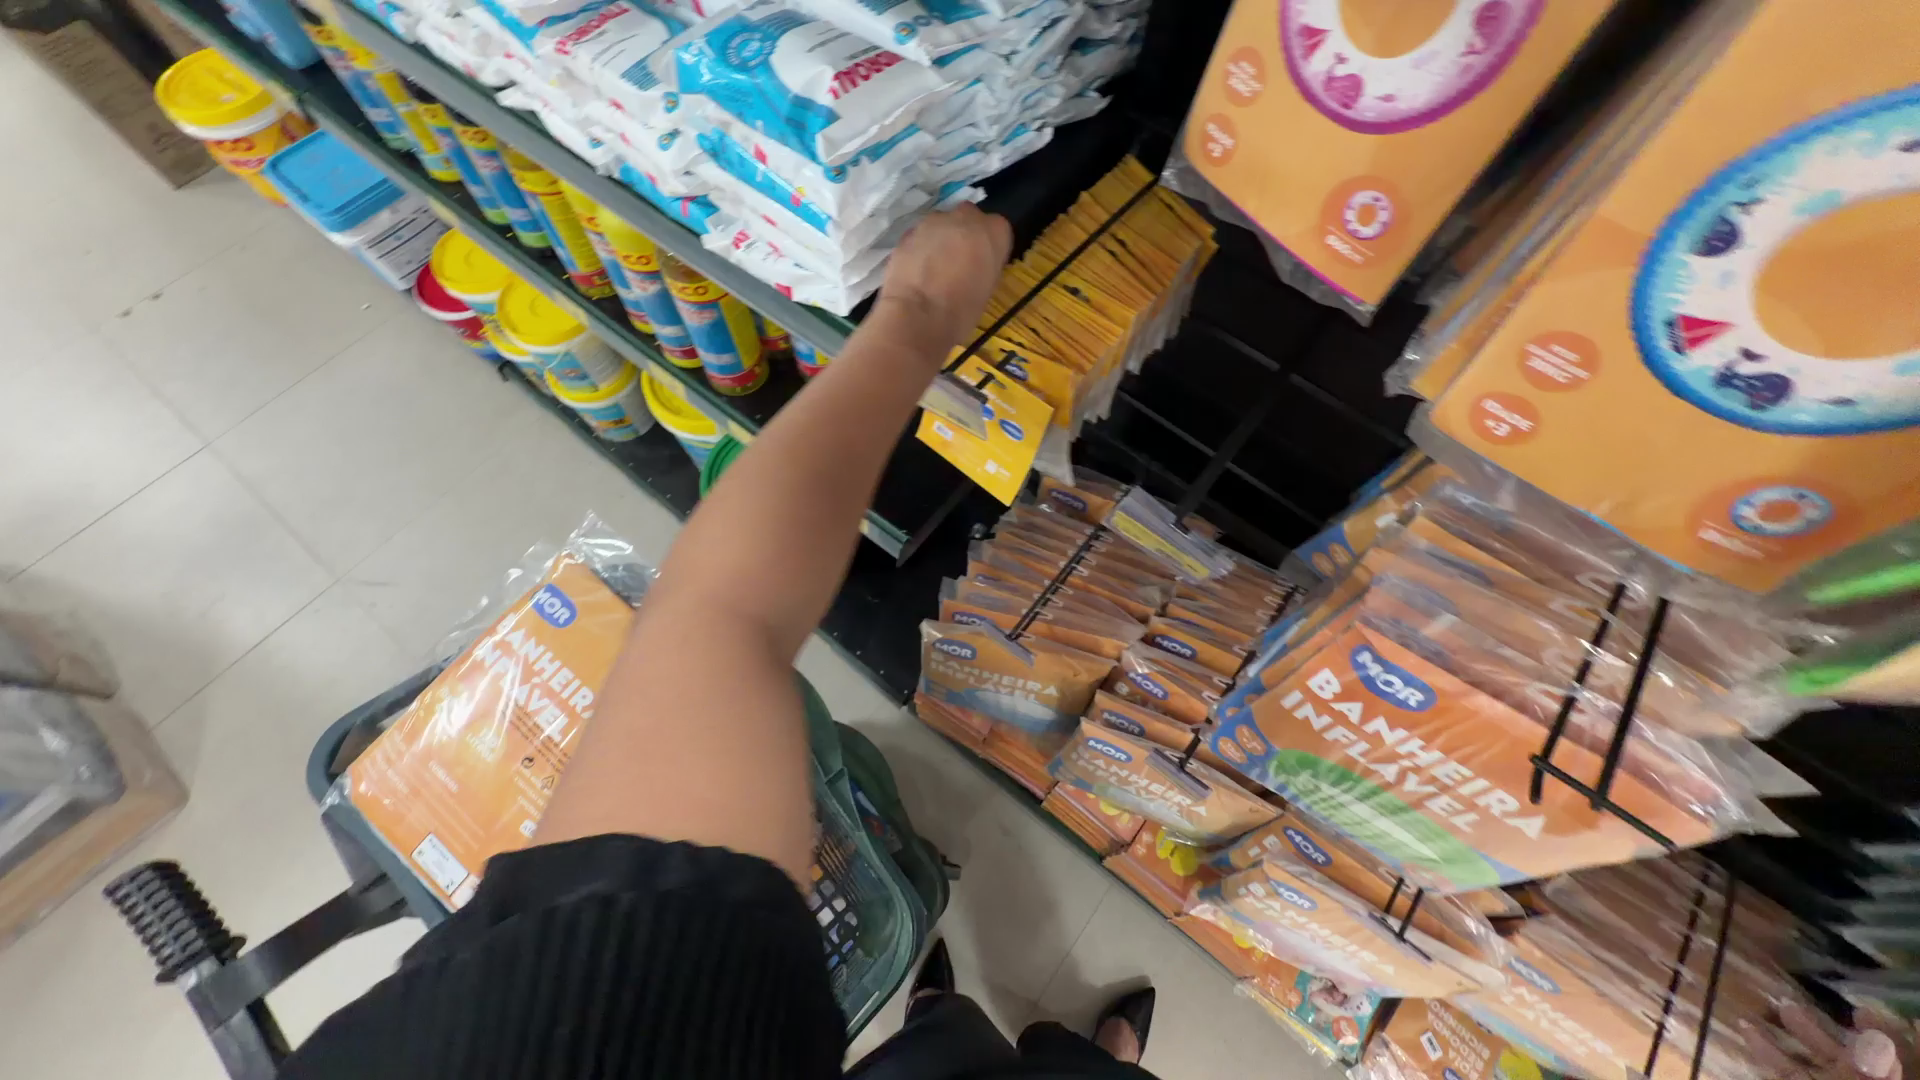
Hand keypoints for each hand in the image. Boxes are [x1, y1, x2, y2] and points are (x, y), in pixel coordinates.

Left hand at [879, 204, 1012, 353]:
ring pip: (940, 225)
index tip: (982, 264)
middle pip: (967, 218)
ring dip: (939, 241)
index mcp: (995, 231)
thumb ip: (984, 265)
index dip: (988, 247)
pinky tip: (916, 273)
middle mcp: (966, 217)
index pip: (997, 230)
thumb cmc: (962, 311)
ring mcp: (933, 221)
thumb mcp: (987, 289)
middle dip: (963, 235)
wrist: (919, 316)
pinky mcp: (908, 232)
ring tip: (932, 270)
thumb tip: (974, 265)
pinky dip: (919, 250)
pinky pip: (919, 238)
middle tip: (957, 263)